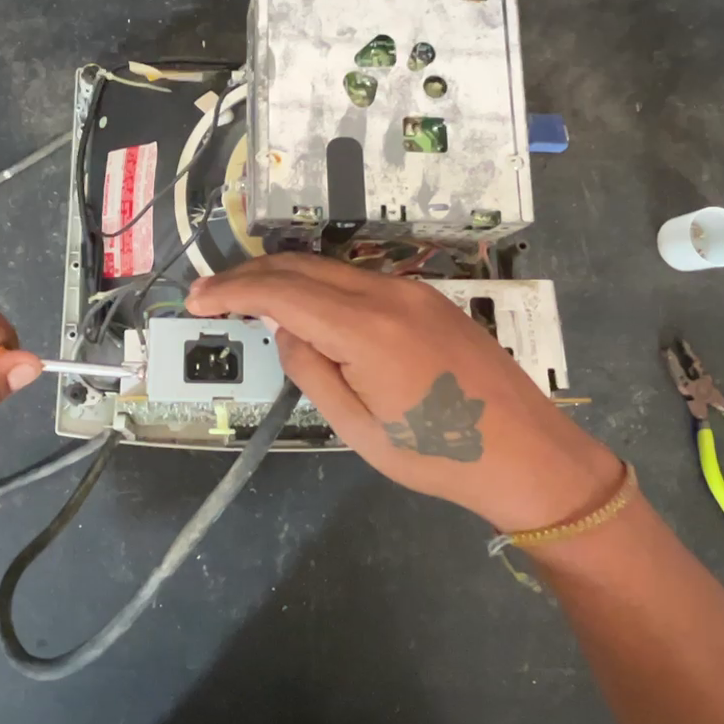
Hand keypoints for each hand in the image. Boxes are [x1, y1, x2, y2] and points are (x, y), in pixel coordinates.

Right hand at [186, 254, 619, 531]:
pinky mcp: (428, 297)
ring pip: (330, 267)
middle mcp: (386, 293)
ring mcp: (411, 290)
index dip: (231, 291)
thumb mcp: (358, 429)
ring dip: (283, 276)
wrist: (528, 453)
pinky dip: (319, 284)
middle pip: (301, 267)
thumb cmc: (438, 456)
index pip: (281, 292)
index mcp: (365, 328)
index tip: (195, 299)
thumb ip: (312, 370)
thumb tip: (285, 329)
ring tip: (247, 297)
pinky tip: (305, 304)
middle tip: (210, 294)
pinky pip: (358, 278)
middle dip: (249, 275)